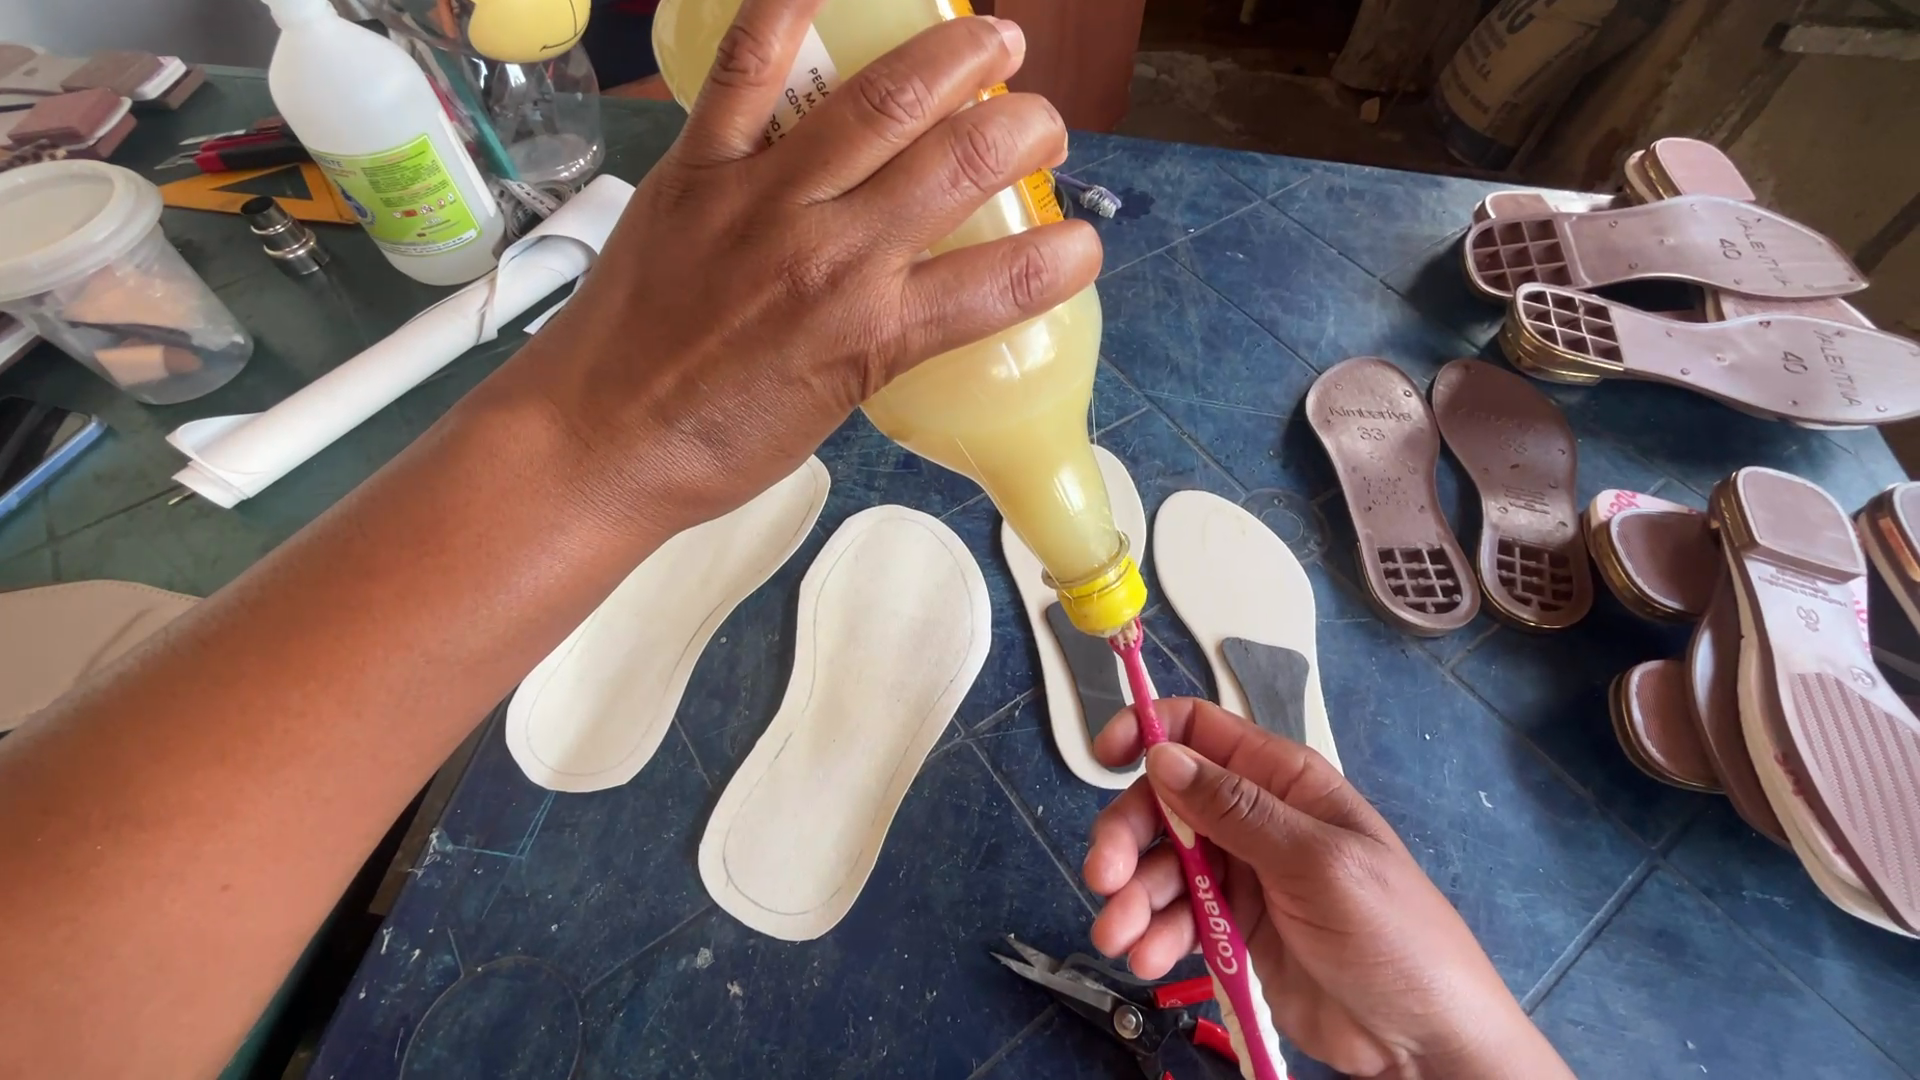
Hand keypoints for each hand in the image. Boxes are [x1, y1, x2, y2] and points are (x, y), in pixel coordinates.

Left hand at [474, 0, 1099, 536]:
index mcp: (873, 336)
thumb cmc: (721, 445)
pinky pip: (745, 73)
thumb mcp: (834, 408)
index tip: (1086, 245)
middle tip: (1043, 123)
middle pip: (954, 166)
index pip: (999, 285)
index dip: (1061, 260)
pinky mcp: (697, 170)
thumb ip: (885, 342)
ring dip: (952, 61)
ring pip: (878, 104)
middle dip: (1022, 131)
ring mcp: (762, 202)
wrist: (601, 441)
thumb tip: (917, 296)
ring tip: (993, 40)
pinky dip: (786, 15)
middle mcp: (832, 257)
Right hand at [1083, 700, 1573, 1079]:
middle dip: (1127, 836)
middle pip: (1163, 802)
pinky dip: (1153, 934)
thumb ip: (1235, 808)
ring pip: (1159, 863)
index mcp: (1277, 780)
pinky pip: (1174, 915)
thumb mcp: (1317, 863)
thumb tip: (1161, 755)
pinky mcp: (1227, 925)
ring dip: (1132, 898)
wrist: (1425, 1045)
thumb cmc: (1390, 935)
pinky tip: (1148, 959)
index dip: (1148, 731)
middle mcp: (1248, 816)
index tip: (1104, 757)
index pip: (1199, 731)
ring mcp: (1235, 872)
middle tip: (1103, 877)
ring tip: (1121, 939)